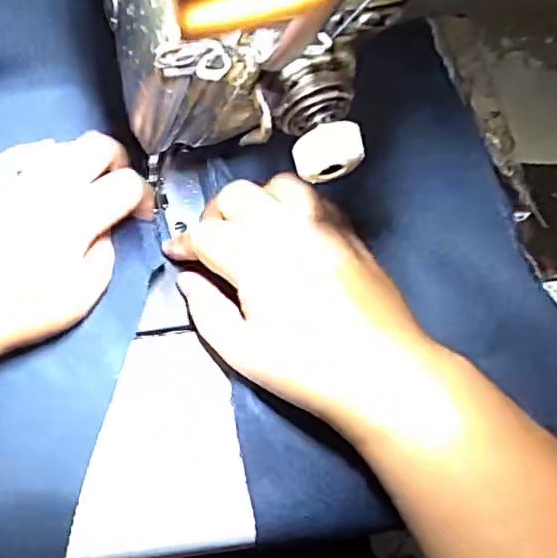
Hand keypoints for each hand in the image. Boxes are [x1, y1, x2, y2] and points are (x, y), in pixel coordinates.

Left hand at [0, 133, 152, 353]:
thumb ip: (105, 258)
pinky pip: (19, 153)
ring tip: (87, 183)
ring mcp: (17, 180)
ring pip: (61, 145)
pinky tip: (46, 163)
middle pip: (97, 146)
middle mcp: (50, 185)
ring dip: (84, 158)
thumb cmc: (25, 309)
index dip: (143, 196)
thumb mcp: (82, 297)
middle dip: (119, 161)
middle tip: (120, 187)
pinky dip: (40, 153)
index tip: (142, 214)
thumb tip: (104, 233)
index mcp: (78, 214)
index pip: (126, 184)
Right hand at [163, 174, 448, 431]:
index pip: (205, 232)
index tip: (175, 254)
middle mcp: (287, 227)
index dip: (183, 242)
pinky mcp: (348, 233)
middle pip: (237, 196)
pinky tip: (287, 233)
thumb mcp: (240, 351)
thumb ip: (205, 310)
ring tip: (248, 231)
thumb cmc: (306, 368)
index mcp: (254, 256)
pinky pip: (313, 199)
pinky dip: (289, 206)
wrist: (381, 371)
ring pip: (277, 186)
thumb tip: (188, 282)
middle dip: (213, 215)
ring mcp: (322, 224)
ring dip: (254, 202)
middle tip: (208, 244)